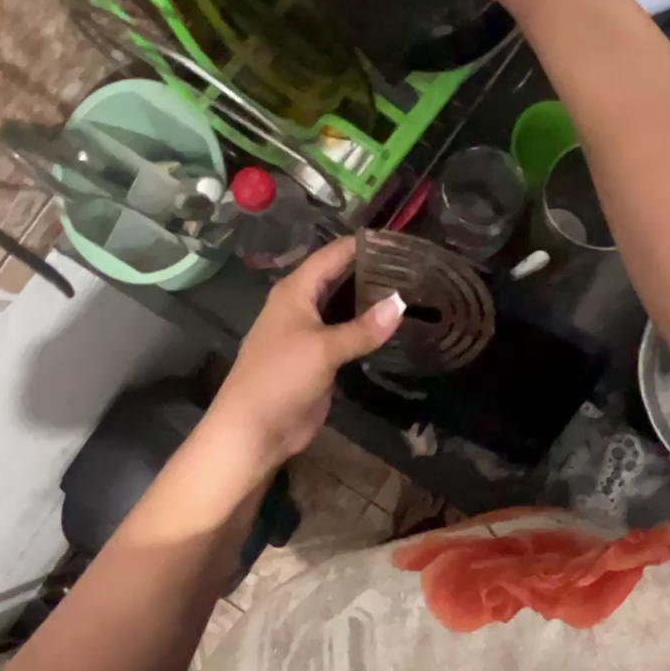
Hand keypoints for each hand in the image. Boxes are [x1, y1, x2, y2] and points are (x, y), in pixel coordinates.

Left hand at [203, 238, 403, 468]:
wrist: (253, 429)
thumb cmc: (280, 377)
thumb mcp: (323, 349)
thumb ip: (364, 328)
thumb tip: (402, 303)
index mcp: (295, 291)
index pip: (333, 255)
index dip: (363, 245)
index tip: (401, 241)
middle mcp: (301, 306)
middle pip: (340, 279)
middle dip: (372, 272)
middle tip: (416, 268)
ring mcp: (309, 333)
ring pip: (345, 309)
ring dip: (371, 302)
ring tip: (413, 292)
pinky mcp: (318, 360)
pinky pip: (347, 336)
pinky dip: (367, 330)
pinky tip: (394, 328)